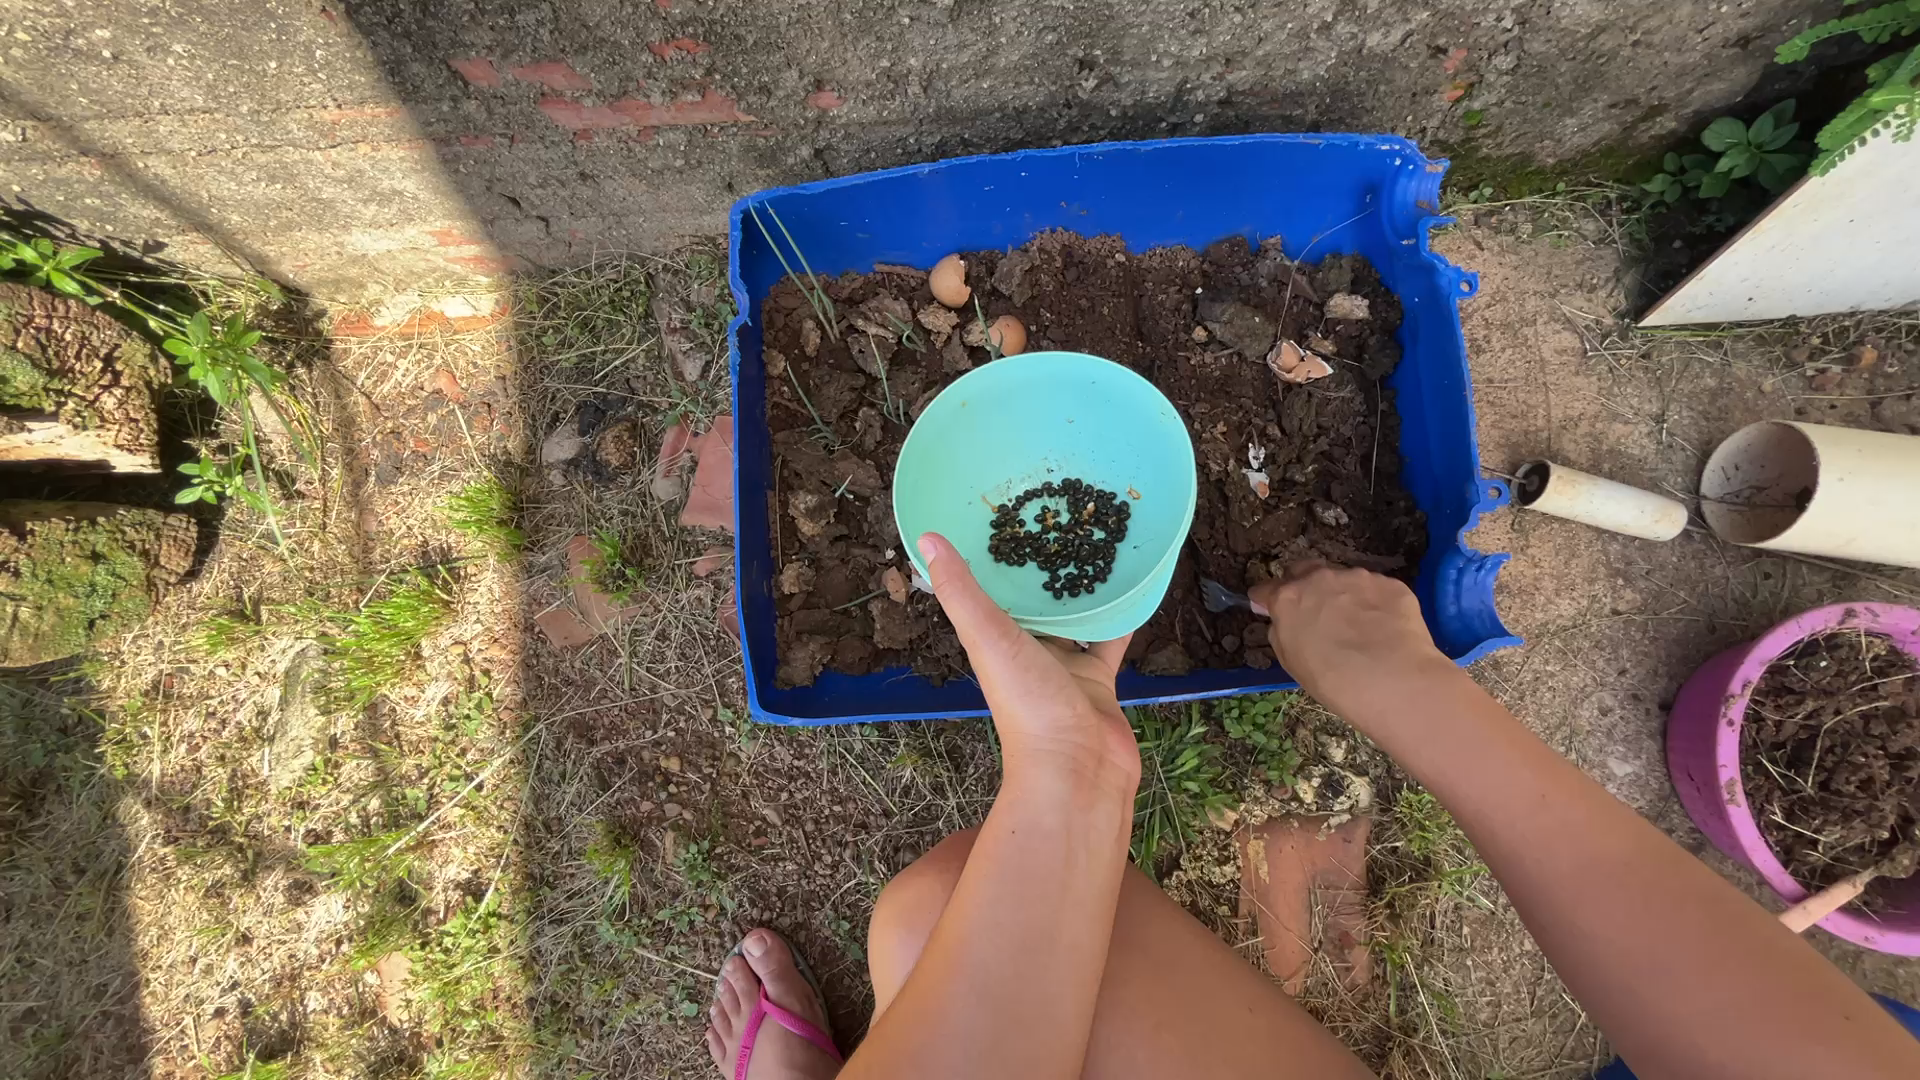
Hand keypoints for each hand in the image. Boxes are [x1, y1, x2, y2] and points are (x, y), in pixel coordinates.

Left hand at [917, 532, 1139, 799]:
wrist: (1079, 770)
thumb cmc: (1028, 703)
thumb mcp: (990, 638)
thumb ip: (961, 591)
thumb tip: (925, 538)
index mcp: (994, 640)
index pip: (989, 589)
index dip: (994, 555)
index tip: (1004, 514)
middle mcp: (1026, 650)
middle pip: (1033, 601)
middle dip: (1042, 567)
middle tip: (1059, 518)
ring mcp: (1064, 666)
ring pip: (1073, 617)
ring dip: (1081, 587)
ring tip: (1095, 540)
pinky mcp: (1098, 679)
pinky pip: (1110, 639)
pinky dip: (1120, 615)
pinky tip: (1133, 584)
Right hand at [1247, 561, 1454, 721]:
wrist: (1392, 681)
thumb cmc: (1331, 679)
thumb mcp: (1289, 660)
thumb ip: (1282, 630)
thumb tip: (1285, 619)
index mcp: (1287, 598)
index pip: (1265, 589)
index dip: (1265, 599)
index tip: (1267, 606)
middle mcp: (1318, 578)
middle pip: (1303, 570)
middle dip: (1304, 585)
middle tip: (1315, 611)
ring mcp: (1357, 577)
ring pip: (1343, 579)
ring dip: (1343, 594)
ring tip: (1359, 625)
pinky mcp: (1391, 584)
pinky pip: (1376, 590)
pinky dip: (1375, 604)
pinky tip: (1384, 628)